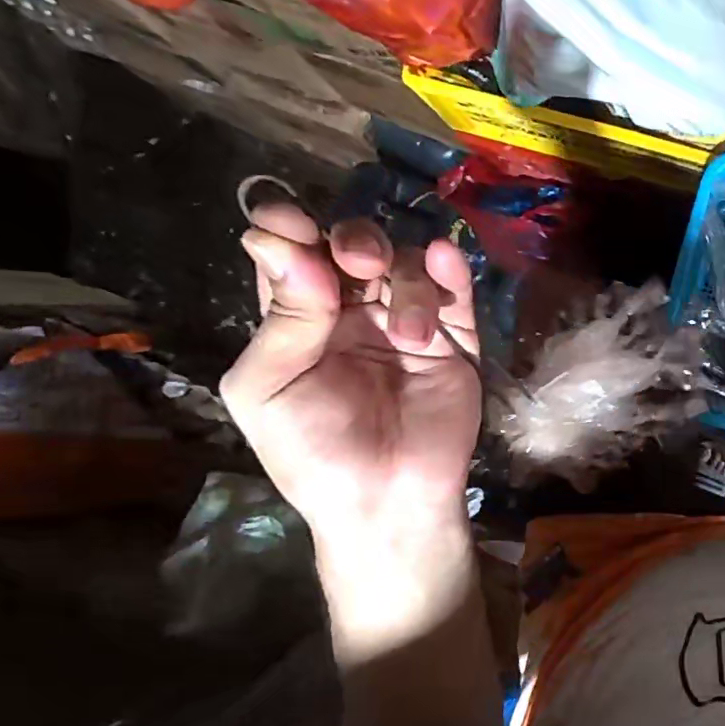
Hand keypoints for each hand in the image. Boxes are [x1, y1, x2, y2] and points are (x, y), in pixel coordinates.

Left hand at [219, 202, 481, 658]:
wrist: (385, 501)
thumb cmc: (313, 451)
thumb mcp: (268, 389)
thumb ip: (282, 319)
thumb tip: (283, 241)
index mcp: (300, 318)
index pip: (292, 254)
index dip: (288, 229)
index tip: (288, 224)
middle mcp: (352, 310)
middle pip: (354, 246)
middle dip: (355, 242)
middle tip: (357, 263)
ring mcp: (406, 320)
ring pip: (406, 265)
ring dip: (406, 282)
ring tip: (410, 336)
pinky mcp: (454, 338)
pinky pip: (456, 291)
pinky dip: (451, 270)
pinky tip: (444, 260)